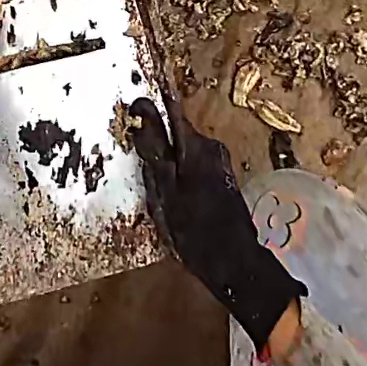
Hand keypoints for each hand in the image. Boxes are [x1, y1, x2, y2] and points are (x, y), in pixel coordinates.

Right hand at [128, 97, 306, 353]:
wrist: (237, 267)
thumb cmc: (196, 230)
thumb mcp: (164, 190)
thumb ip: (153, 148)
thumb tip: (140, 108)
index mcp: (195, 145)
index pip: (170, 109)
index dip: (149, 102)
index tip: (130, 98)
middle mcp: (209, 147)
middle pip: (175, 129)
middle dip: (153, 134)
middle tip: (129, 148)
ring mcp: (217, 163)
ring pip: (182, 148)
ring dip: (164, 155)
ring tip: (145, 176)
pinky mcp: (219, 179)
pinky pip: (189, 163)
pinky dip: (175, 169)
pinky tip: (164, 190)